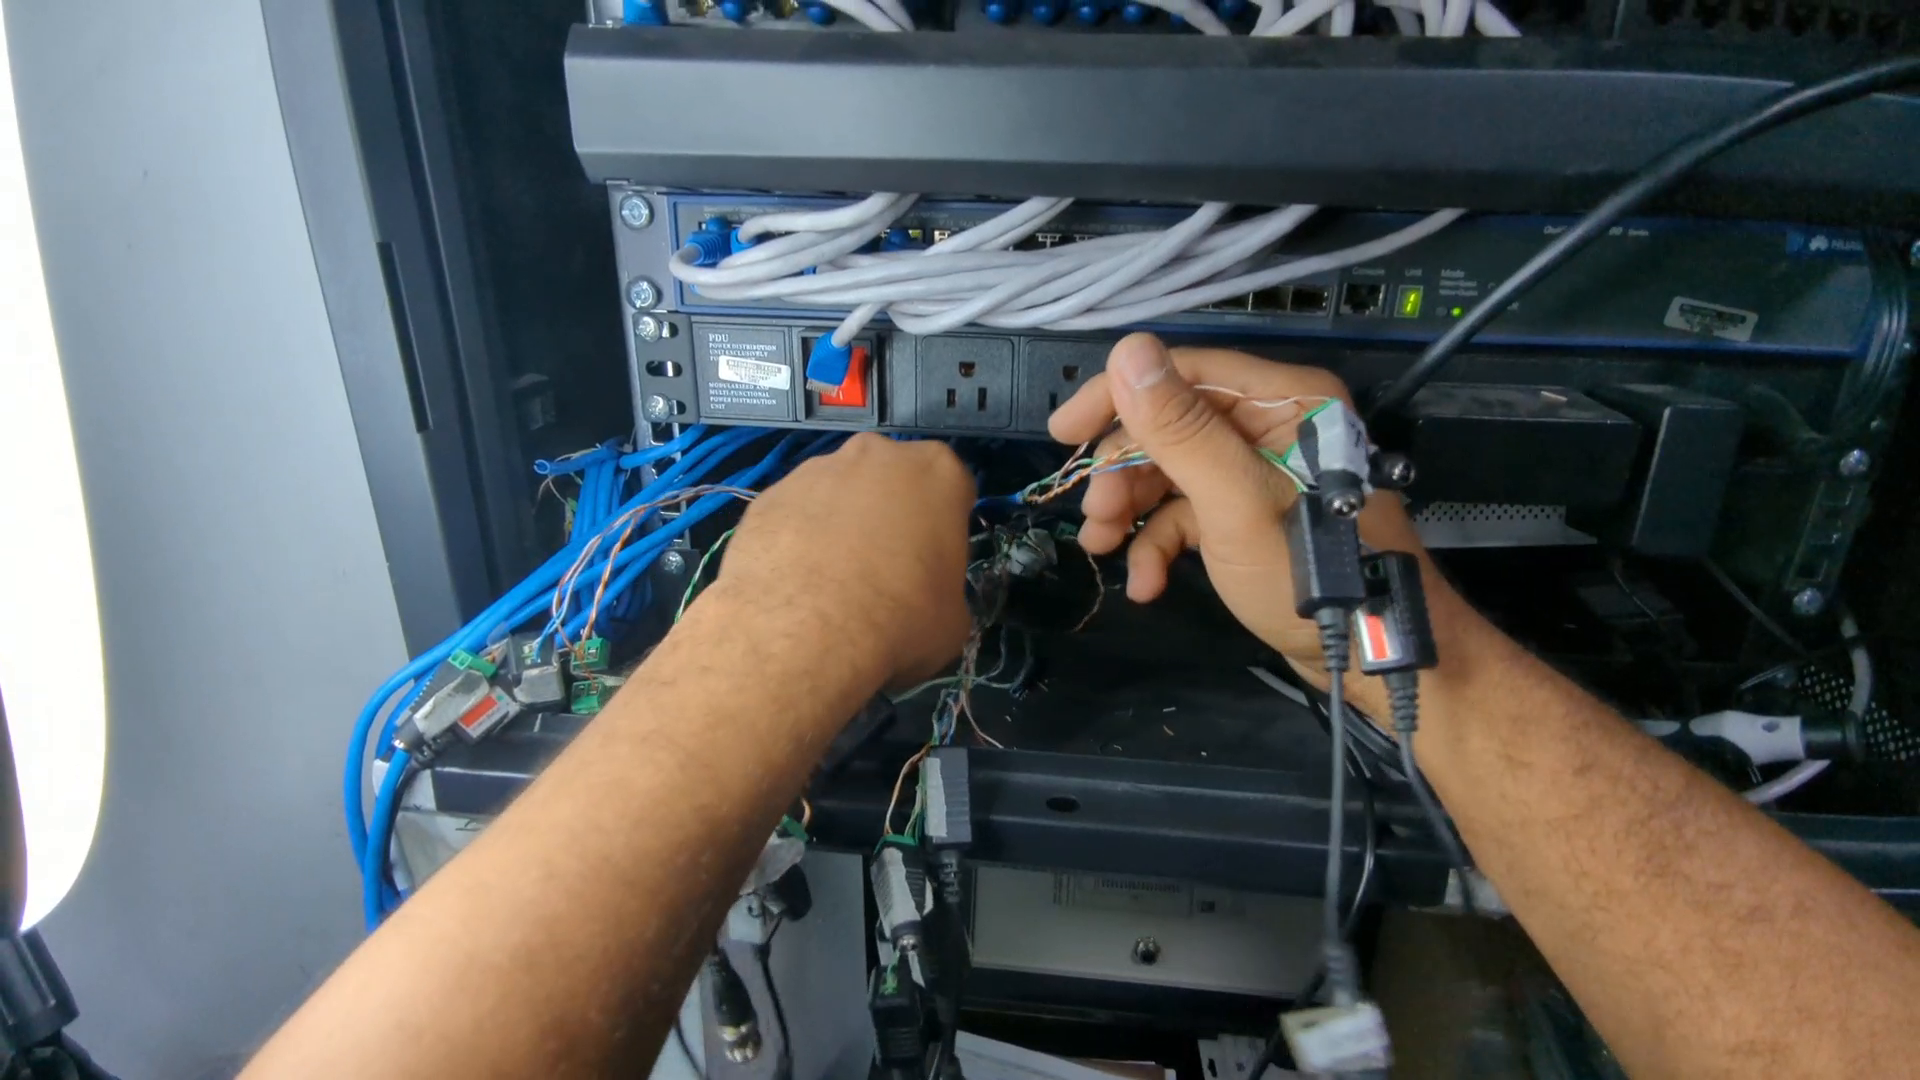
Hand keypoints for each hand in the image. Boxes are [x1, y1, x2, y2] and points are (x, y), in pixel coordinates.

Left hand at [716, 433, 975, 687]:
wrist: (804, 634)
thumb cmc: (900, 620)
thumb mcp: (953, 618)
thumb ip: (944, 588)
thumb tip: (926, 599)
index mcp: (937, 472)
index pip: (952, 489)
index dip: (943, 527)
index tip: (933, 560)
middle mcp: (877, 454)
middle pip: (891, 480)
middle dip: (889, 514)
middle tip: (885, 570)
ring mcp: (816, 469)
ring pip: (839, 492)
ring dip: (840, 524)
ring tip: (831, 581)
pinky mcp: (769, 495)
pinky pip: (795, 515)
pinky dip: (798, 540)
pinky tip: (796, 583)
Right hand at [1048, 333, 1431, 678]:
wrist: (1369, 660)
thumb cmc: (1311, 573)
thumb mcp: (1237, 501)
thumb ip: (1182, 428)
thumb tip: (1127, 352)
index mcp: (1280, 402)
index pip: (1181, 374)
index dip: (1116, 397)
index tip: (1063, 432)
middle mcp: (1266, 428)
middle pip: (1168, 429)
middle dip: (1122, 474)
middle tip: (1094, 518)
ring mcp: (1253, 474)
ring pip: (1168, 474)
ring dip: (1130, 512)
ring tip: (1103, 549)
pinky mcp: (1244, 516)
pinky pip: (1185, 516)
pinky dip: (1158, 546)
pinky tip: (1147, 584)